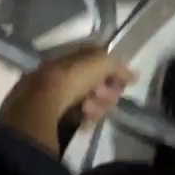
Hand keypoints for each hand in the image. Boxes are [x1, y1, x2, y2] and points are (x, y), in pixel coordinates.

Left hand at [0, 45, 134, 154]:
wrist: (40, 107)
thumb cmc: (71, 78)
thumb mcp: (100, 63)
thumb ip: (118, 66)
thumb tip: (133, 74)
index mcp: (70, 55)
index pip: (98, 59)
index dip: (113, 70)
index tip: (121, 81)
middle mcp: (62, 72)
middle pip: (95, 82)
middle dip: (105, 91)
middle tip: (104, 97)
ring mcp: (56, 95)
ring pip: (88, 100)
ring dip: (96, 106)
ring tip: (90, 111)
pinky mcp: (52, 116)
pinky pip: (78, 117)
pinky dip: (84, 118)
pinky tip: (83, 120)